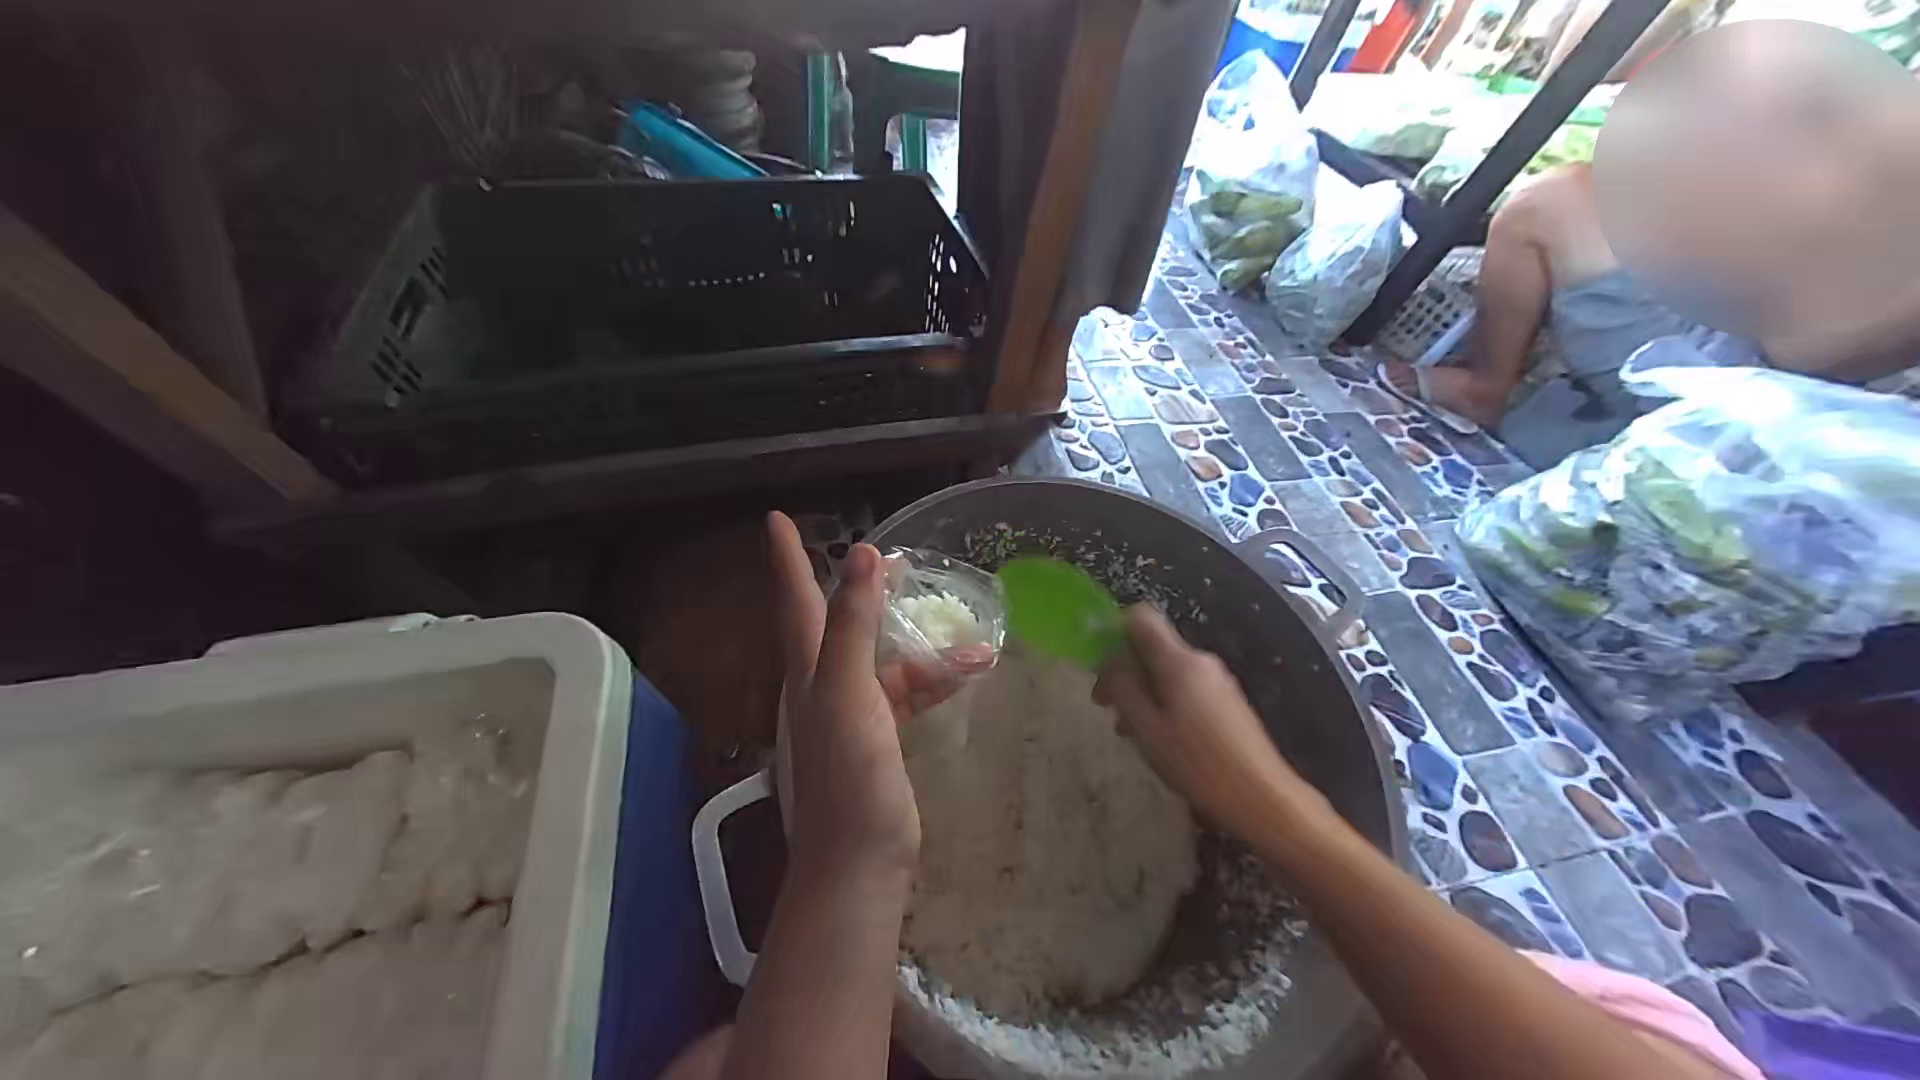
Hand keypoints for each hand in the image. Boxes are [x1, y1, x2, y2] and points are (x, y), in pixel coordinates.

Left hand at [767, 512, 921, 875]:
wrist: (858, 862)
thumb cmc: (848, 777)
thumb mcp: (849, 693)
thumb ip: (853, 625)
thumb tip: (862, 555)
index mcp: (808, 669)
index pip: (794, 598)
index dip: (786, 556)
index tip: (776, 518)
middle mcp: (822, 684)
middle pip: (836, 619)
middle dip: (855, 584)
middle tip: (886, 555)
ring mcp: (851, 711)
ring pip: (881, 655)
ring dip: (914, 636)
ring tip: (956, 615)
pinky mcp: (877, 736)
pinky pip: (905, 691)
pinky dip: (933, 678)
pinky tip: (969, 670)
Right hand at [1094, 605, 1327, 844]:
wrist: (1263, 799)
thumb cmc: (1197, 764)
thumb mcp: (1146, 728)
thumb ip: (1123, 688)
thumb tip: (1108, 660)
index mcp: (1179, 661)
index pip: (1141, 617)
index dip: (1114, 629)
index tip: (1099, 662)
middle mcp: (1200, 661)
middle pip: (1152, 647)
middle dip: (1124, 671)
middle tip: (1105, 707)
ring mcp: (1217, 681)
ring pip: (1166, 671)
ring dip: (1142, 692)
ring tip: (1129, 731)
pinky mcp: (1227, 702)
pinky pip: (1184, 687)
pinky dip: (1163, 702)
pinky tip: (1159, 738)